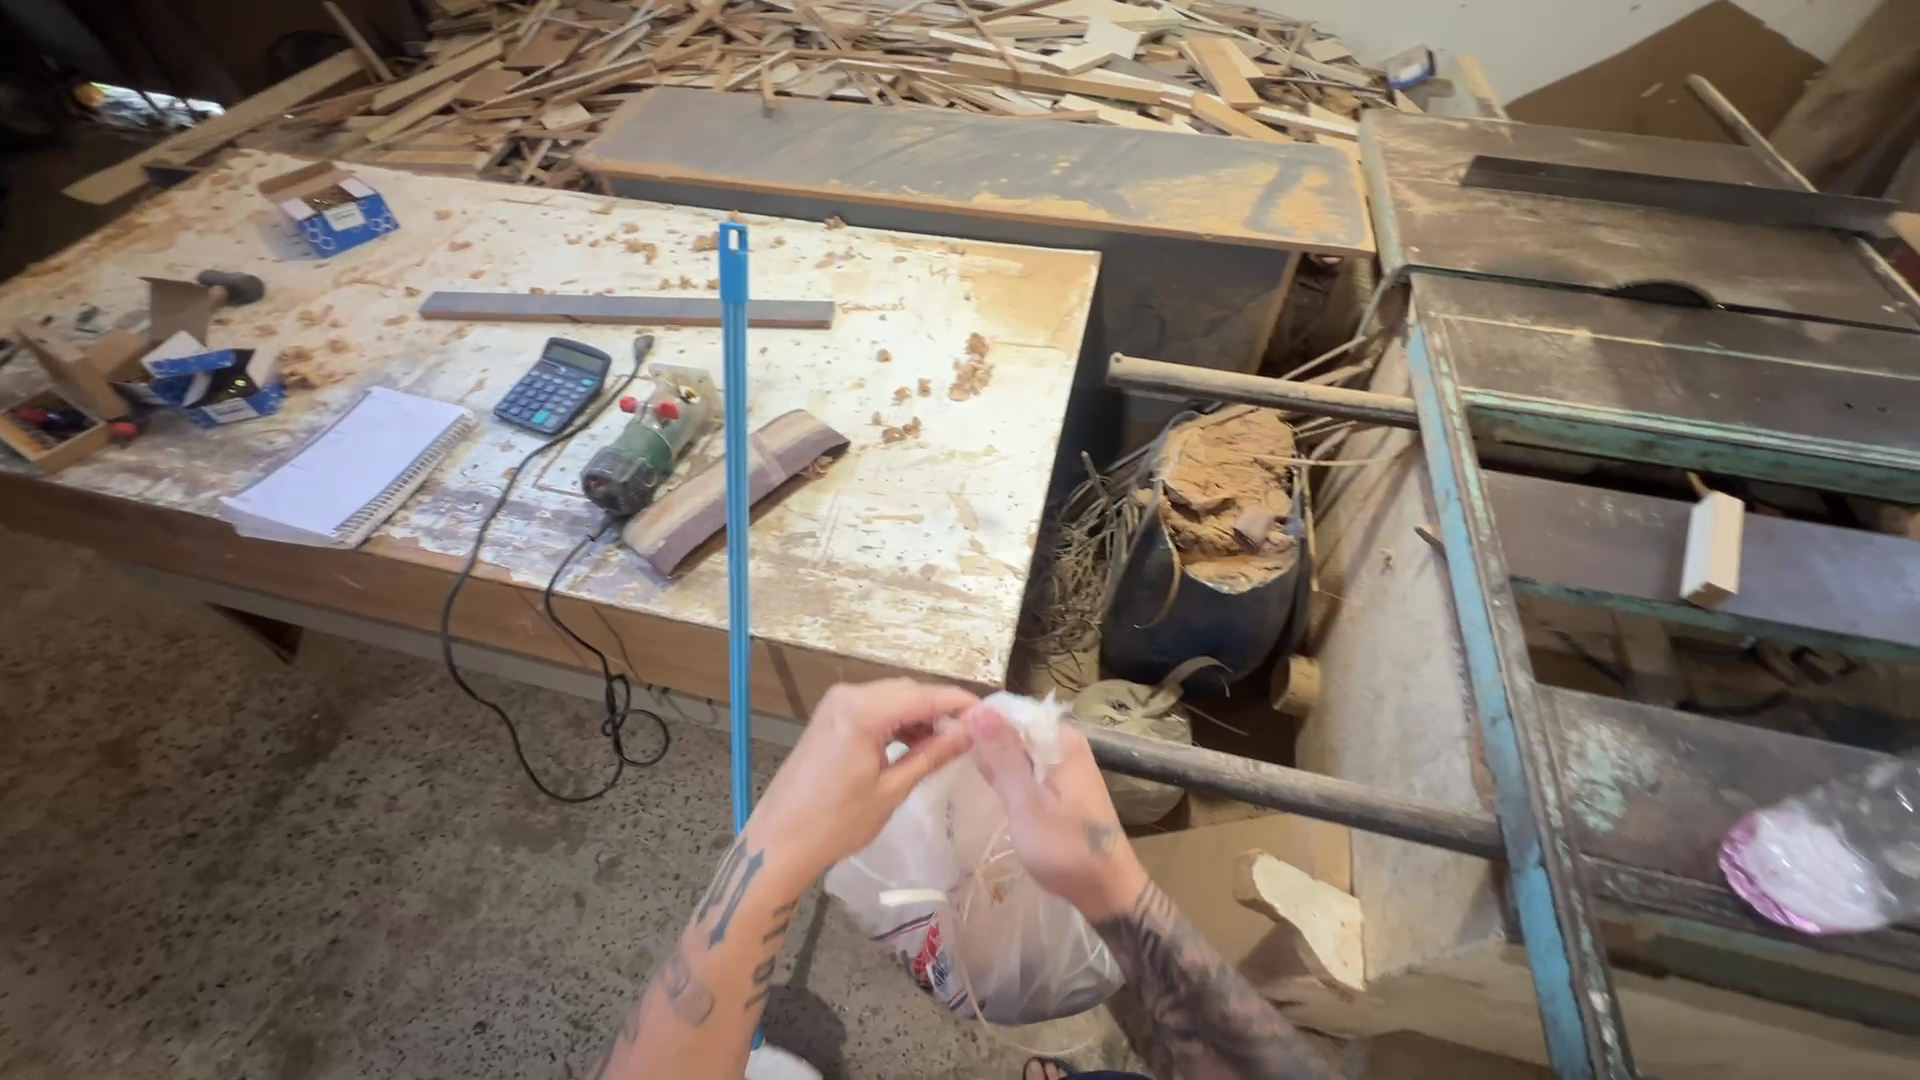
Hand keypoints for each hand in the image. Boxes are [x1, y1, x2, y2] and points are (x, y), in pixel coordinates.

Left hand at [747, 679, 978, 882]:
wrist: (779, 841)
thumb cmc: (836, 822)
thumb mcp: (891, 791)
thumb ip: (931, 756)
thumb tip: (967, 735)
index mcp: (863, 711)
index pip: (924, 696)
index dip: (959, 703)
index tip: (989, 714)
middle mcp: (849, 695)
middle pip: (908, 691)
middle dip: (940, 709)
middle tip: (970, 735)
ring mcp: (837, 704)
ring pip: (892, 697)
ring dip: (919, 716)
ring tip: (946, 744)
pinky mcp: (831, 716)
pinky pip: (875, 707)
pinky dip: (898, 721)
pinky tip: (915, 743)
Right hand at [967, 703, 1147, 919]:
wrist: (1106, 889)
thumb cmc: (1064, 847)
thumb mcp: (1026, 801)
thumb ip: (1003, 754)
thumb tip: (978, 709)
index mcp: (1061, 738)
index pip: (1011, 709)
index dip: (979, 718)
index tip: (951, 735)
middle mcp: (1064, 743)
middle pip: (1014, 726)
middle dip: (985, 738)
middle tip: (951, 757)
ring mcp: (1062, 764)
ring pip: (1018, 747)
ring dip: (994, 757)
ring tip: (962, 767)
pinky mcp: (1059, 784)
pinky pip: (1026, 766)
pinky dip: (1008, 773)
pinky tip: (988, 783)